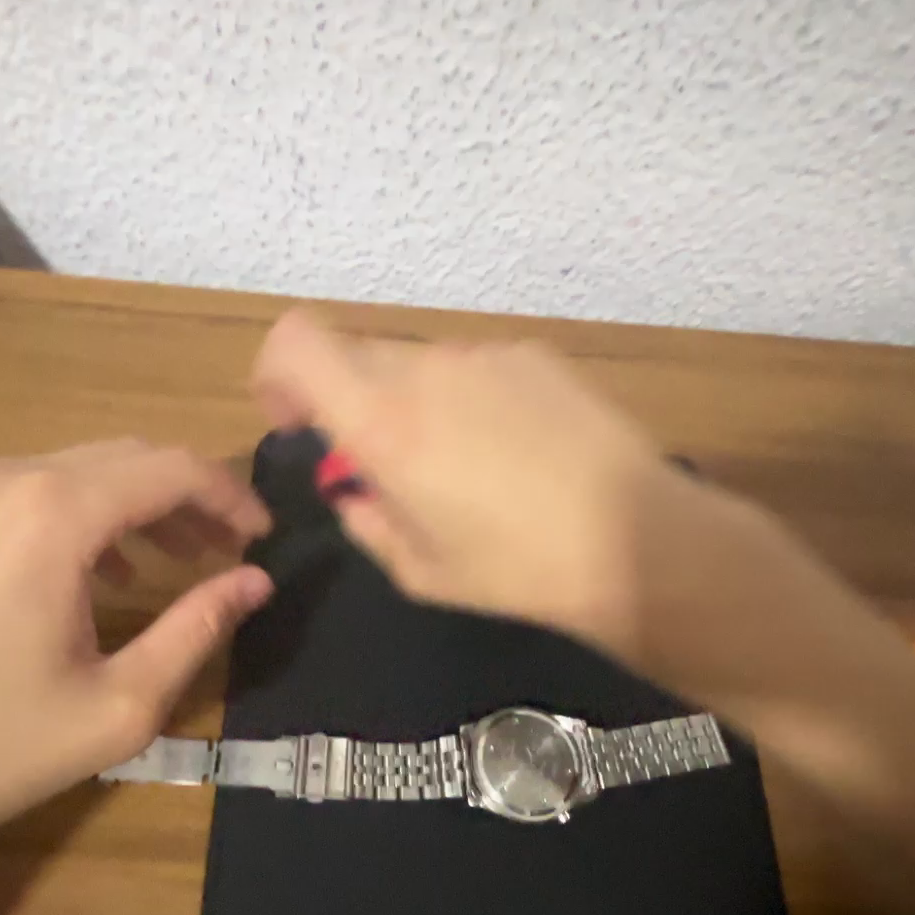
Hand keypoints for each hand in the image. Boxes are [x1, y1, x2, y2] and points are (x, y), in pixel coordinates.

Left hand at [0, 441, 273, 887]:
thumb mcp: (118, 704)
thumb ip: (197, 629)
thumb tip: (256, 582)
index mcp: (55, 513)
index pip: (173, 469)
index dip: (231, 497)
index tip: (265, 536)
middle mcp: (8, 478)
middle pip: (131, 459)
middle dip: (192, 498)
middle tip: (233, 550)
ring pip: (84, 471)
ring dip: (144, 506)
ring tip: (185, 560)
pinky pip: (38, 493)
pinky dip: (92, 517)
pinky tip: (106, 573)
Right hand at [250, 308, 793, 683]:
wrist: (636, 542)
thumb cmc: (513, 569)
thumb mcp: (417, 571)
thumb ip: (364, 520)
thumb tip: (354, 491)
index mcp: (382, 422)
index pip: (295, 342)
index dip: (278, 373)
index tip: (298, 421)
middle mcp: (427, 369)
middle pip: (355, 356)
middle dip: (350, 404)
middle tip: (388, 465)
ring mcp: (485, 355)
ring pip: (418, 364)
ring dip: (415, 404)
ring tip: (466, 466)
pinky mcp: (535, 355)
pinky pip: (474, 368)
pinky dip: (468, 399)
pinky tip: (515, 450)